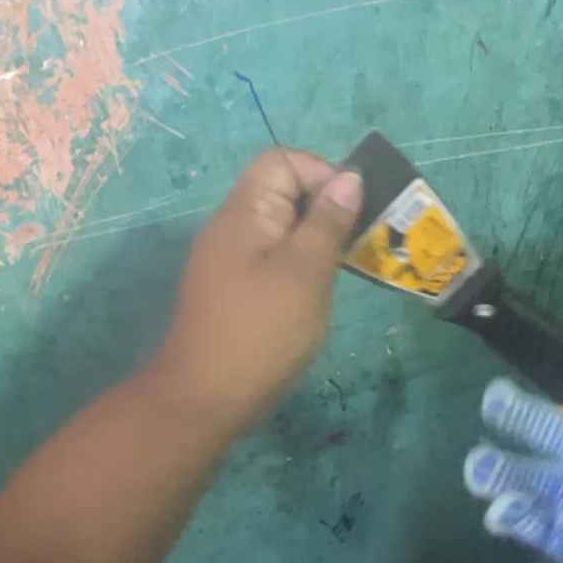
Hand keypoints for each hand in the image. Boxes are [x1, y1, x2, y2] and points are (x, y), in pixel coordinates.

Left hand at [151, 149, 362, 427]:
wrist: (203, 401)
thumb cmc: (260, 332)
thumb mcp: (305, 272)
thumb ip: (327, 222)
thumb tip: (348, 177)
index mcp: (245, 212)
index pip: (283, 161)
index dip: (321, 174)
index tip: (350, 212)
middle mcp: (234, 226)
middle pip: (285, 191)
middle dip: (327, 208)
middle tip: (359, 243)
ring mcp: (233, 259)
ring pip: (285, 227)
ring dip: (320, 239)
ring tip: (349, 267)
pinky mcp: (238, 288)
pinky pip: (277, 257)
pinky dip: (304, 264)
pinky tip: (322, 292)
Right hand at [464, 379, 562, 562]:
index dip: (557, 394)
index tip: (535, 378)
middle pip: (553, 441)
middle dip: (522, 421)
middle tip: (491, 404)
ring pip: (539, 484)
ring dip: (508, 474)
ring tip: (477, 469)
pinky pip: (542, 529)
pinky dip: (519, 521)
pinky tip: (498, 517)